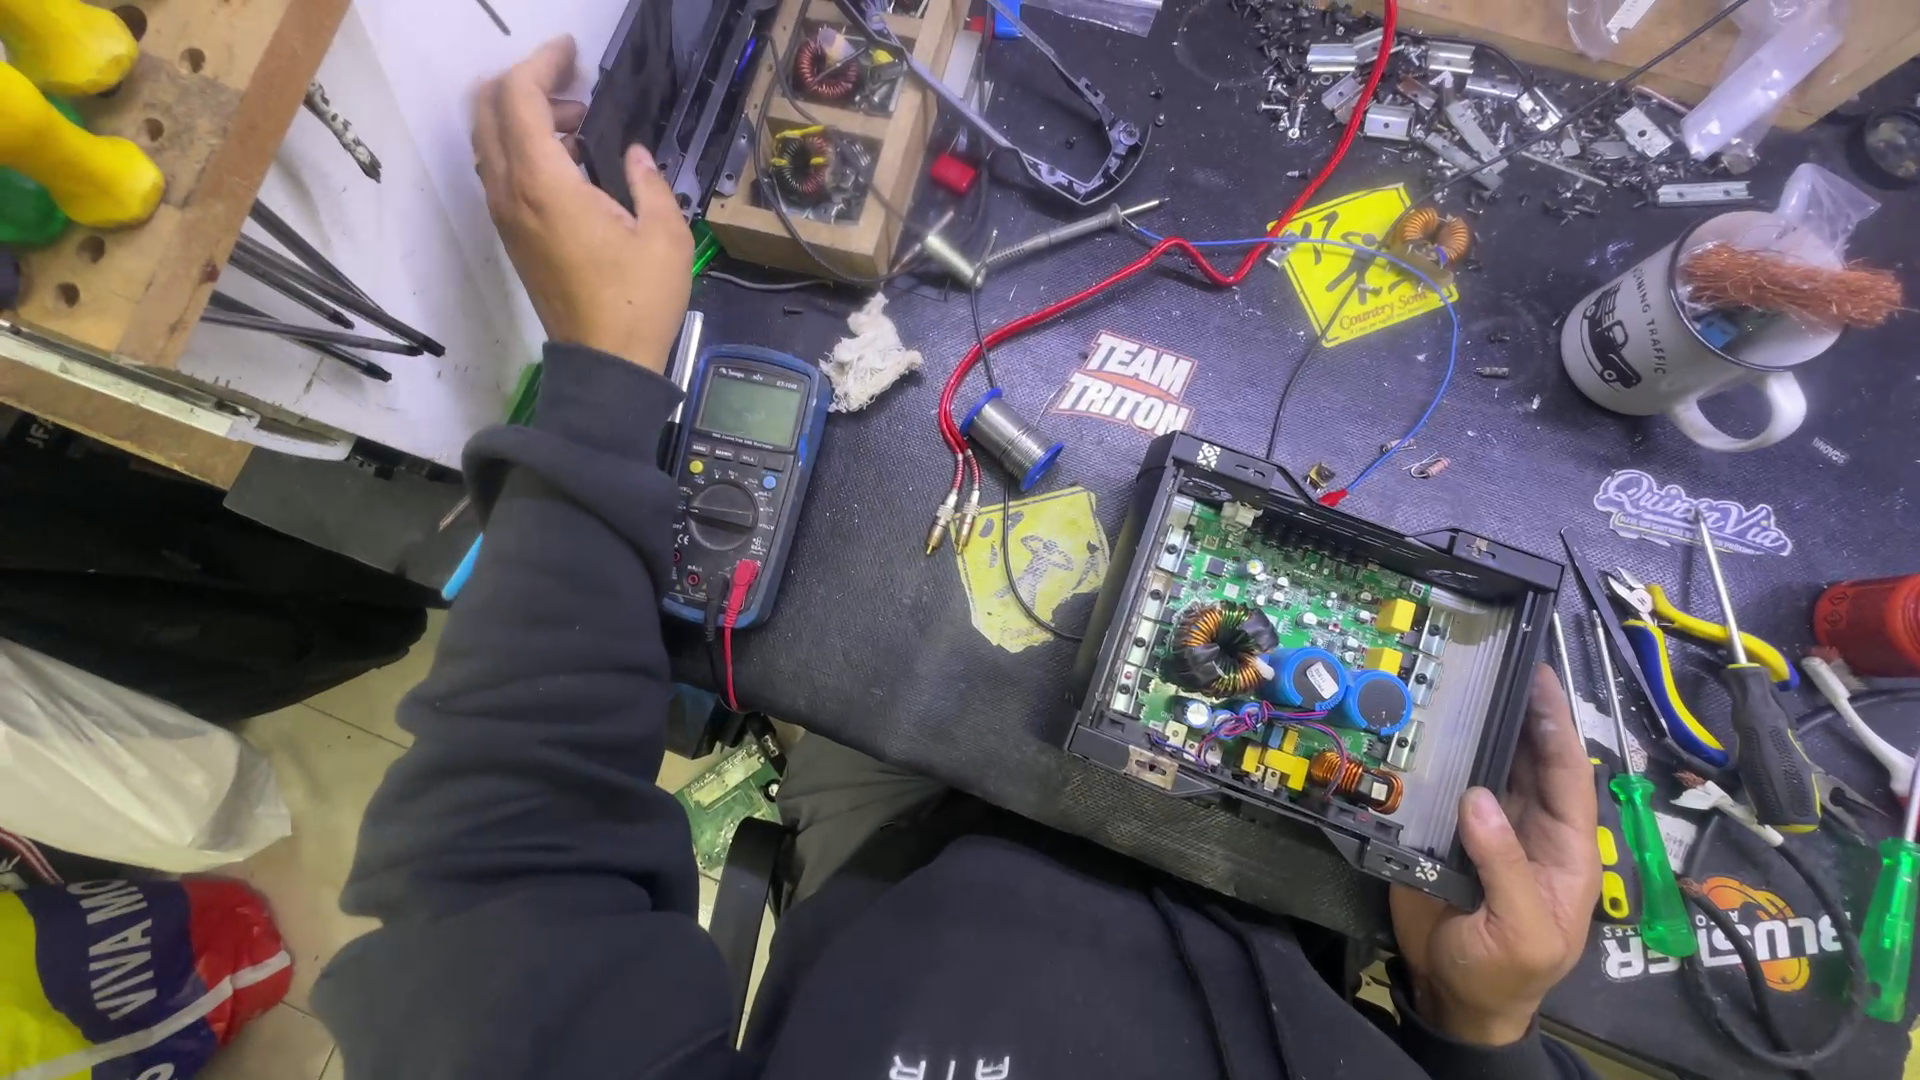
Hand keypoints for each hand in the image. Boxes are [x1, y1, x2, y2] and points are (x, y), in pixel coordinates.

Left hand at [472, 37, 692, 372]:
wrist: (608, 361)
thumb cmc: (641, 300)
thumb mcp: (666, 236)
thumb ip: (649, 182)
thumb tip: (634, 154)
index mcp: (545, 183)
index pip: (519, 95)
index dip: (542, 63)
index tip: (572, 53)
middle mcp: (510, 190)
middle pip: (489, 107)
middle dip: (526, 84)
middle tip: (576, 96)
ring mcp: (504, 215)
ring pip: (488, 139)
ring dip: (522, 118)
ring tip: (577, 131)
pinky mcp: (511, 236)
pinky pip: (499, 171)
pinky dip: (521, 150)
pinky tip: (566, 167)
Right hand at [1390, 663, 1599, 1045]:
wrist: (1456, 993)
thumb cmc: (1507, 972)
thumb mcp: (1521, 932)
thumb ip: (1506, 868)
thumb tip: (1478, 798)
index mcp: (1562, 849)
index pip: (1566, 776)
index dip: (1555, 727)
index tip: (1540, 679)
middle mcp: (1524, 826)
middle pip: (1523, 759)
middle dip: (1515, 712)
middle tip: (1491, 662)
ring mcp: (1480, 827)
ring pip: (1481, 765)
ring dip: (1472, 727)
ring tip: (1452, 683)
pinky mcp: (1438, 830)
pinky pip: (1438, 785)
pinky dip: (1430, 756)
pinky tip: (1414, 728)